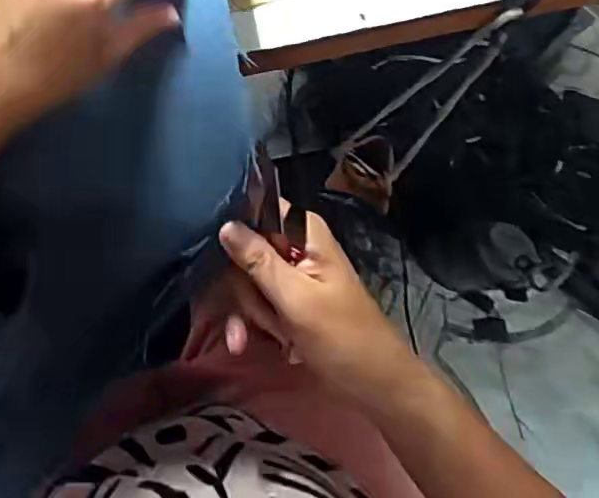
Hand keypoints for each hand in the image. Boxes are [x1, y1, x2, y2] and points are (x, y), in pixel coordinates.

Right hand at [219, 210, 422, 409]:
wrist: (376, 389)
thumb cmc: (343, 338)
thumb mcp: (297, 299)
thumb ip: (259, 261)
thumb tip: (225, 224)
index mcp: (304, 231)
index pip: (257, 210)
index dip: (236, 232)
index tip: (222, 258)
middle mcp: (295, 245)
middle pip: (246, 250)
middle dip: (245, 288)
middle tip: (261, 316)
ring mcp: (290, 274)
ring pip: (246, 279)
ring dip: (249, 313)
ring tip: (274, 338)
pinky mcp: (285, 300)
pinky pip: (255, 301)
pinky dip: (250, 324)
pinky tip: (244, 344)